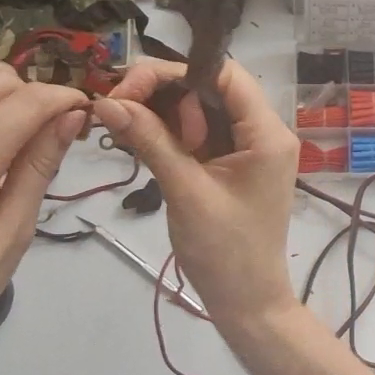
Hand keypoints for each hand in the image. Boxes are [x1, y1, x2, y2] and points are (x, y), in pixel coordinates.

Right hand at [92, 58, 299, 326]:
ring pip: (202, 111)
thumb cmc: (225, 251)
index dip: (175, 72)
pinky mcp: (233, 166)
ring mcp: (250, 150)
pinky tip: (138, 137)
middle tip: (116, 108)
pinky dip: (171, 134)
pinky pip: (201, 135)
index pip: (225, 74)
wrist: (247, 302)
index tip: (129, 87)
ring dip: (162, 112)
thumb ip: (150, 141)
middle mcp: (264, 133)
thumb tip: (106, 101)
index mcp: (267, 134)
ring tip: (121, 122)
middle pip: (211, 89)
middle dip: (163, 92)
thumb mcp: (185, 191)